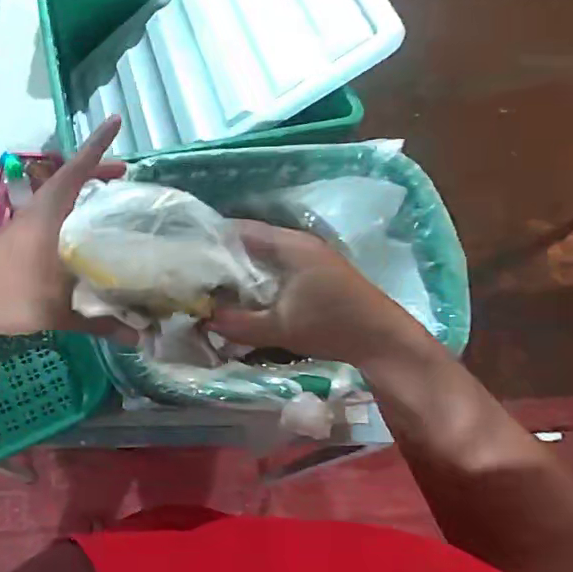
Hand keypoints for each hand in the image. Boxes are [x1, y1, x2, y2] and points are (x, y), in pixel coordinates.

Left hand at [0, 117, 126, 342]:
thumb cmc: (7, 299)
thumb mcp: (57, 313)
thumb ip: (100, 324)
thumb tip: (141, 338)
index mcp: (47, 218)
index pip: (76, 172)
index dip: (97, 147)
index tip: (115, 121)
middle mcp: (35, 213)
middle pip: (69, 180)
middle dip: (97, 172)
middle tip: (125, 176)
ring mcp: (22, 224)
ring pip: (57, 196)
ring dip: (81, 192)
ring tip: (108, 199)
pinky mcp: (15, 238)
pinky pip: (49, 212)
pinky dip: (69, 210)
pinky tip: (79, 232)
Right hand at [208, 220, 432, 361]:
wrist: (384, 341)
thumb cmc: (331, 326)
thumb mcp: (278, 328)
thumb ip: (237, 323)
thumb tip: (202, 319)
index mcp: (290, 245)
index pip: (240, 230)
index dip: (212, 239)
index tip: (188, 253)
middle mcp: (299, 243)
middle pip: (251, 240)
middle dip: (223, 255)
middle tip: (195, 271)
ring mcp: (311, 256)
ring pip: (264, 254)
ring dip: (241, 267)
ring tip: (213, 283)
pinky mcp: (317, 271)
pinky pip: (277, 265)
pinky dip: (258, 275)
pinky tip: (244, 292)